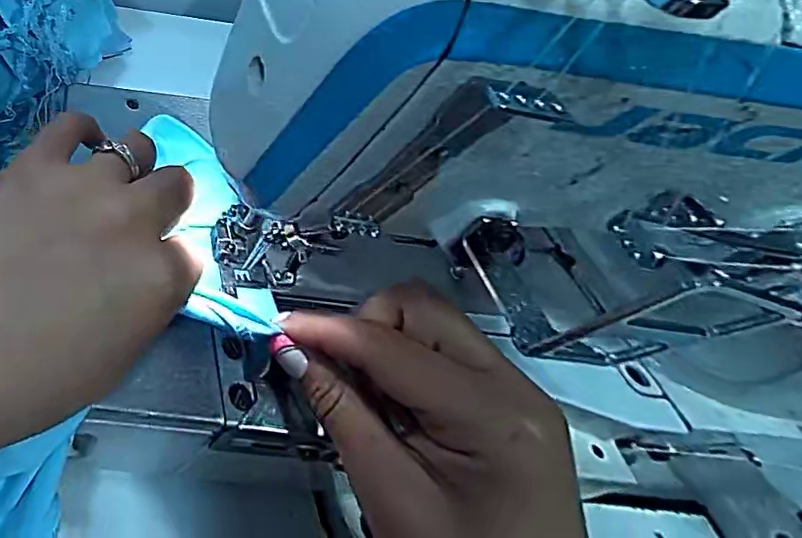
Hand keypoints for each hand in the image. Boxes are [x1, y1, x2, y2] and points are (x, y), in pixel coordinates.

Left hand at [0, 111, 197, 453]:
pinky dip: (82, 132)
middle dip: (164, 203)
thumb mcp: (115, 362)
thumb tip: (151, 276)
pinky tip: (79, 149)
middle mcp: (134, 217)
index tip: (150, 271)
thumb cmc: (32, 382)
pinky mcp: (38, 162)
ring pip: (136, 147)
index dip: (170, 262)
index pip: (190, 252)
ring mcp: (87, 182)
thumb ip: (147, 308)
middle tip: (133, 223)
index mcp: (159, 276)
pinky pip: (73, 124)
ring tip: (103, 188)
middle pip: (175, 185)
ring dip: (129, 169)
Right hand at [280, 281, 584, 537]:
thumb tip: (295, 352)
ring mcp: (517, 389)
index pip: (389, 345)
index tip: (285, 328)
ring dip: (384, 339)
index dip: (328, 330)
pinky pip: (443, 344)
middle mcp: (514, 387)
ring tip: (369, 395)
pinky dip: (405, 357)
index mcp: (493, 415)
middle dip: (365, 327)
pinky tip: (395, 402)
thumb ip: (339, 410)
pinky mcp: (508, 397)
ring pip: (429, 317)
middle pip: (417, 307)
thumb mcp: (391, 494)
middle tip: (334, 368)